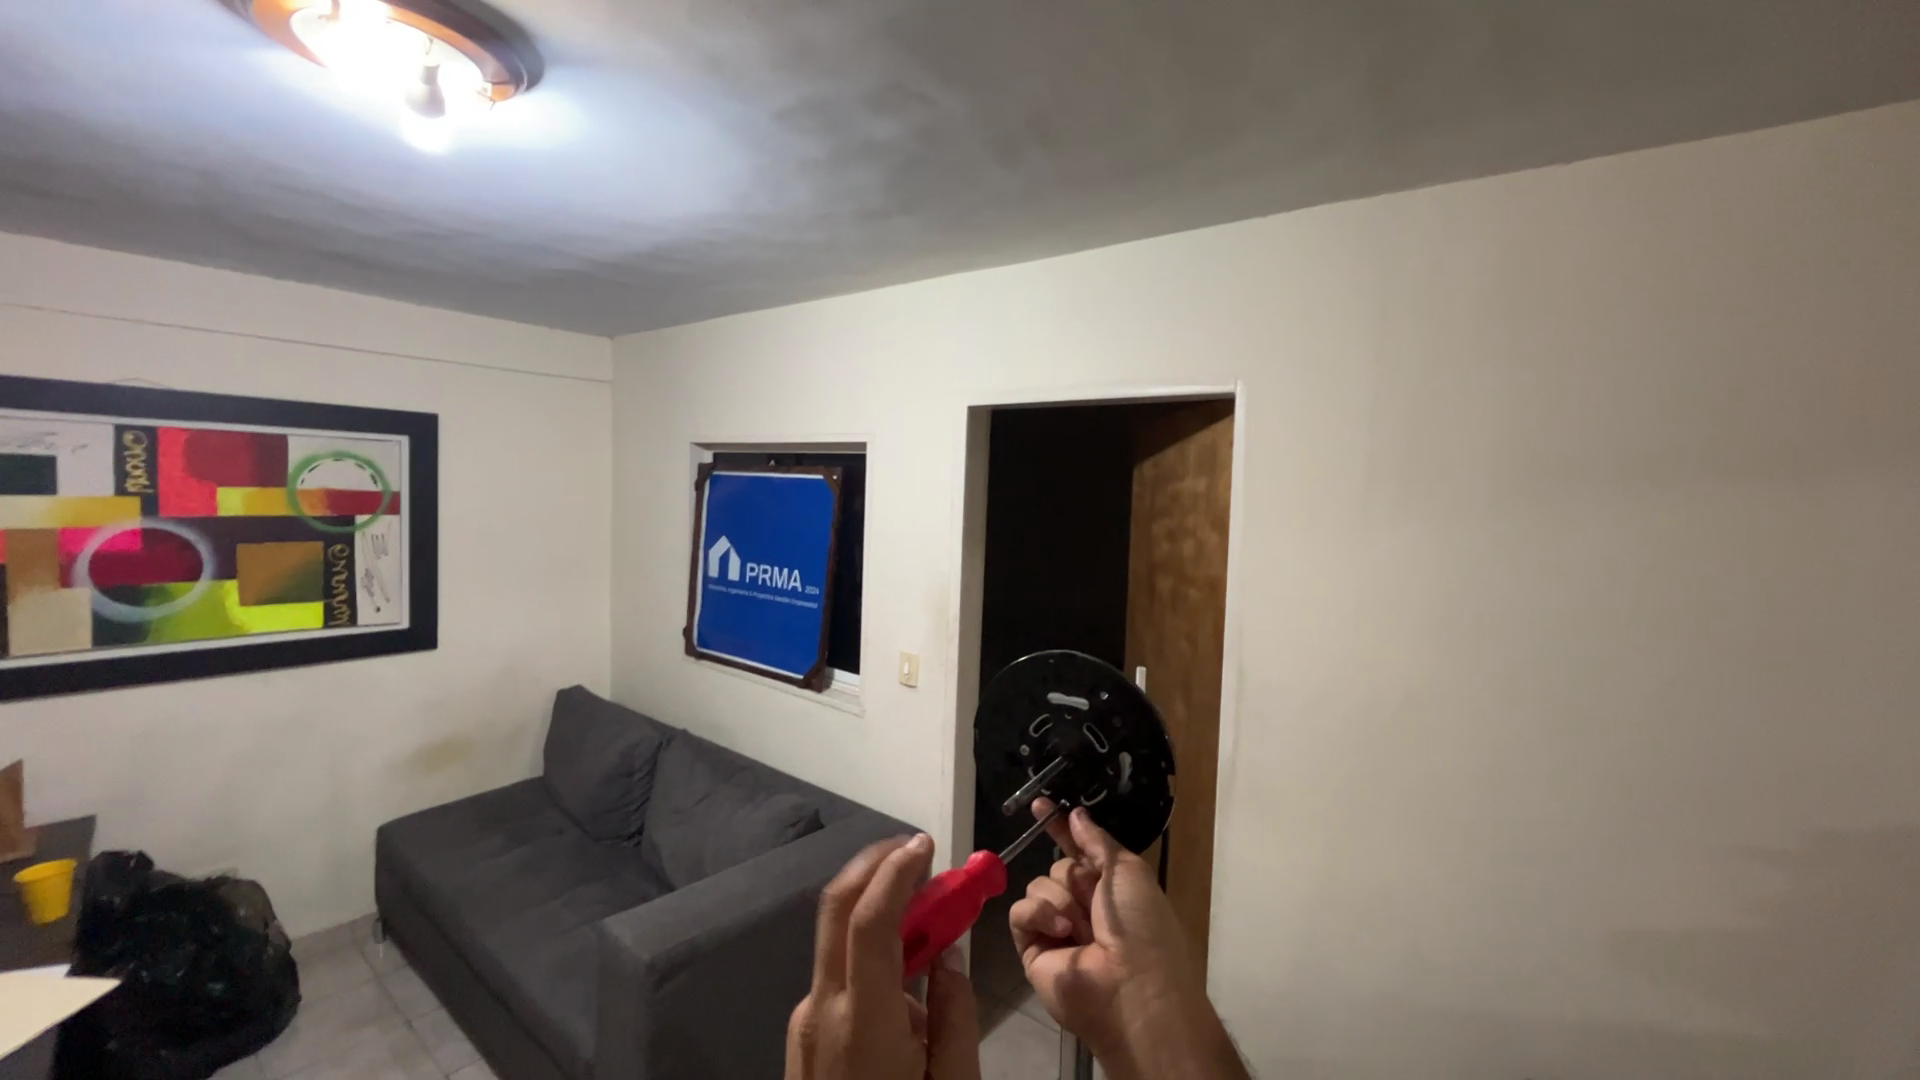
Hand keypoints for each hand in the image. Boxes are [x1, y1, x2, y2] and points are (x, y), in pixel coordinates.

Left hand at [786, 834, 981, 1079]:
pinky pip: (837, 968)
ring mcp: (806, 1017)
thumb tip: (949, 954)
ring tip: (929, 907)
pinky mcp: (804, 1030)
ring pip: (836, 935)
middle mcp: (822, 1006)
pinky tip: (906, 963)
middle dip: (876, 863)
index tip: (927, 844)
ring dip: (877, 903)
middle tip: (918, 850)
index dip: (897, 871)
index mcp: (862, 1021)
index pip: (870, 920)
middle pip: (836, 907)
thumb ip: (954, 1015)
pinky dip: (869, 943)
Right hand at [1009, 801, 1246, 1079]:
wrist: (1132, 990)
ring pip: (1037, 886)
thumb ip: (1096, 841)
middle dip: (1070, 877)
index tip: (1039, 805)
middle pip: (1057, 867)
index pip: (1077, 850)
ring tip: (1077, 927)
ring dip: (1058, 899)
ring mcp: (1055, 928)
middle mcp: (1081, 907)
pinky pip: (1020, 912)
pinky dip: (1038, 916)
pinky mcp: (1032, 948)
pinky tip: (1059, 932)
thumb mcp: (1129, 872)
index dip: (1060, 829)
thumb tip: (1075, 814)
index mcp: (1109, 889)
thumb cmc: (1142, 926)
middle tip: (1090, 900)